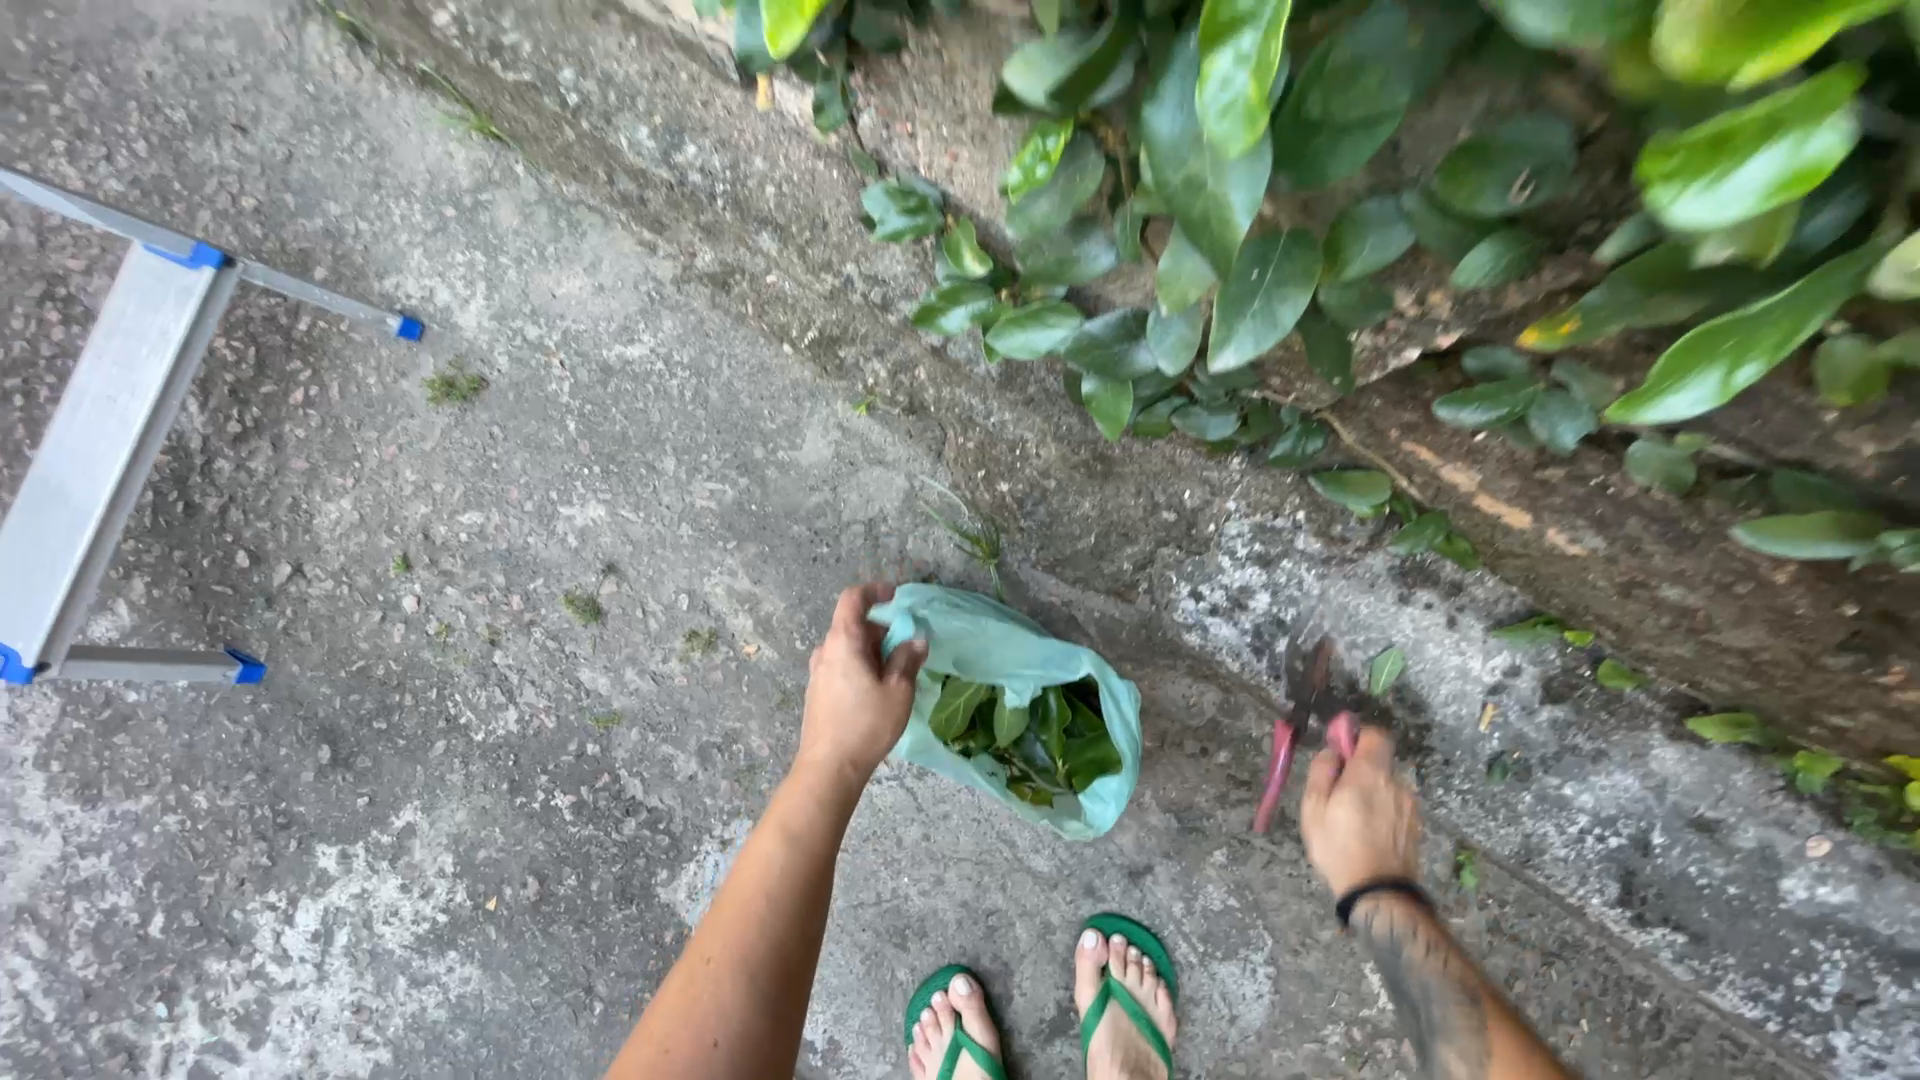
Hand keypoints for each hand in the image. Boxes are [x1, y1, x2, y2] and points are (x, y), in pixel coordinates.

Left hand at [794, 583, 927, 785]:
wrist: (829, 767)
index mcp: (843, 641)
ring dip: (873, 652)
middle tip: (907, 653)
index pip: (853, 599)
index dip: (875, 591)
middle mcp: (826, 650)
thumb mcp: (898, 691)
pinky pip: (842, 664)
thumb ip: (907, 659)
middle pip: (855, 625)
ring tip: (895, 679)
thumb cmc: (866, 725)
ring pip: (850, 647)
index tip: (895, 597)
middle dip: (883, 632)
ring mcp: (818, 671)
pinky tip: (876, 694)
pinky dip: (862, 666)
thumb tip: (916, 640)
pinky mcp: (818, 690)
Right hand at [1299, 726, 1420, 896]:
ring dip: (1369, 791)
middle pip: (1378, 762)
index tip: (1339, 751)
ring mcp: (1409, 805)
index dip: (1356, 736)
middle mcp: (1396, 783)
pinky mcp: (1415, 825)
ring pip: (1386, 785)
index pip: (1375, 735)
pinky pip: (1394, 805)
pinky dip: (1381, 809)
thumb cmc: (1338, 846)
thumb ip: (1322, 771)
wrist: (1378, 892)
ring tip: (1350, 818)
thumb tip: (1332, 753)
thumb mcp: (1314, 806)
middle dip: (1358, 769)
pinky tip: (1367, 831)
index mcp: (1370, 773)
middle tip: (1336, 793)